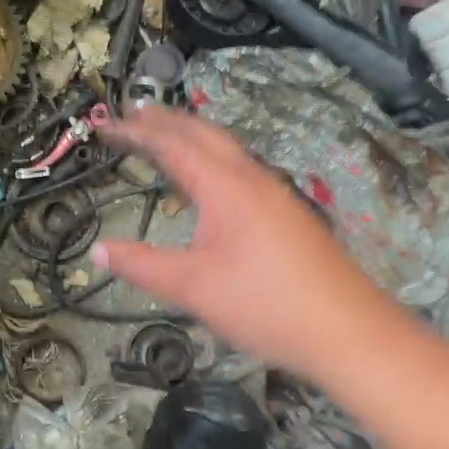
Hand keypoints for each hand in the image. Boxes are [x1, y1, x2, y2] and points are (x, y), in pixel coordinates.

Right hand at [90, 107, 410, 377]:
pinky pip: (239, 168)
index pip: (173, 145)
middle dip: (165, 120)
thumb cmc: (267, 306)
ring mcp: (275, 195)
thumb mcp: (192, 289)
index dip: (137, 132)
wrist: (351, 334)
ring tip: (162, 137)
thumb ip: (141, 266)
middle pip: (204, 133)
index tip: (106, 125)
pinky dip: (209, 157)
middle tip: (131, 114)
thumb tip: (96, 252)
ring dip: (190, 136)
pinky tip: (206, 180)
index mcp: (226, 188)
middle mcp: (252, 180)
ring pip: (226, 149)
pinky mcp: (287, 215)